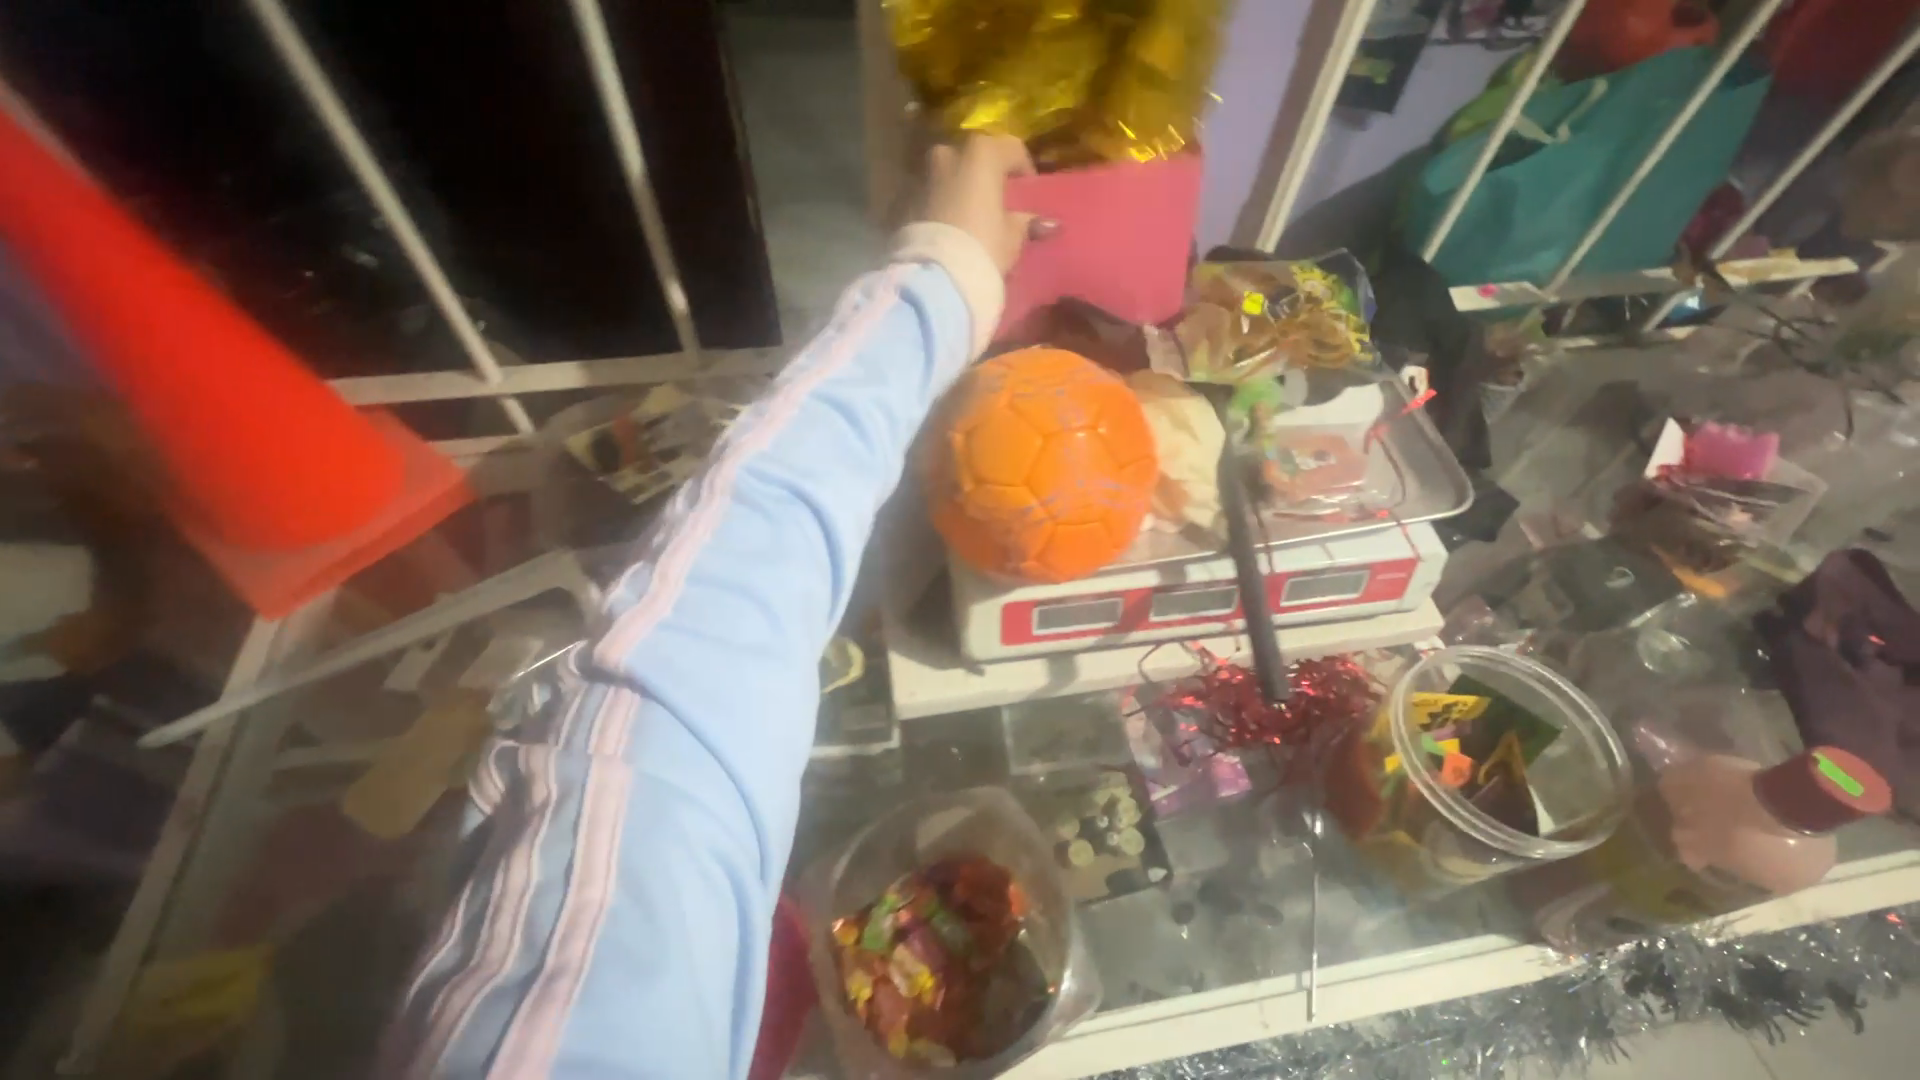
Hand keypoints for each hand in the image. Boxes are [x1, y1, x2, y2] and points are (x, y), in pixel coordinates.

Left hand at [922, 133, 1036, 274]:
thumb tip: (1049, 224)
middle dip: (985, 179)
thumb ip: (1027, 223)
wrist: (932, 278)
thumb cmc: (982, 248)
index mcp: (981, 153)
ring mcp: (919, 175)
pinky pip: (926, 198)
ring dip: (957, 192)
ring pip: (946, 177)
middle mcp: (947, 153)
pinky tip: (944, 232)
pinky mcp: (900, 201)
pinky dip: (936, 208)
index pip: (1012, 149)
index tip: (1028, 194)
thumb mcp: (1012, 238)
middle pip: (973, 160)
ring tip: (967, 222)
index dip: (1023, 171)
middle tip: (995, 207)